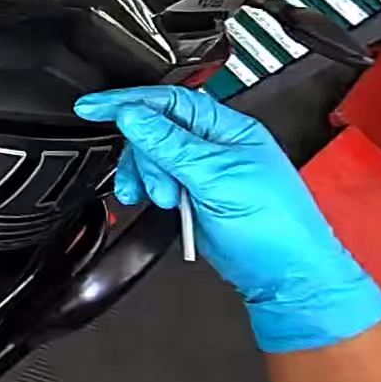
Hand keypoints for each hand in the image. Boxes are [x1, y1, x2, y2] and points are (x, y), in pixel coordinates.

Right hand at [74, 86, 380, 352]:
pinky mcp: (188, 191)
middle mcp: (211, 143)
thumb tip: (131, 114)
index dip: (127, 101)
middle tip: (155, 183)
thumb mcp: (218, 179)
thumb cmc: (276, 230)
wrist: (286, 281)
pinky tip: (146, 199)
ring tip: (160, 199)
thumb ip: (169, 144)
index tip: (94, 107)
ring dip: (143, 176)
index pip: (168, 100)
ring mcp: (199, 168)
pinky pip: (151, 177)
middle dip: (144, 155)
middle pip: (151, 128)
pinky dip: (142, 187)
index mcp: (227, 128)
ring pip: (147, 154)